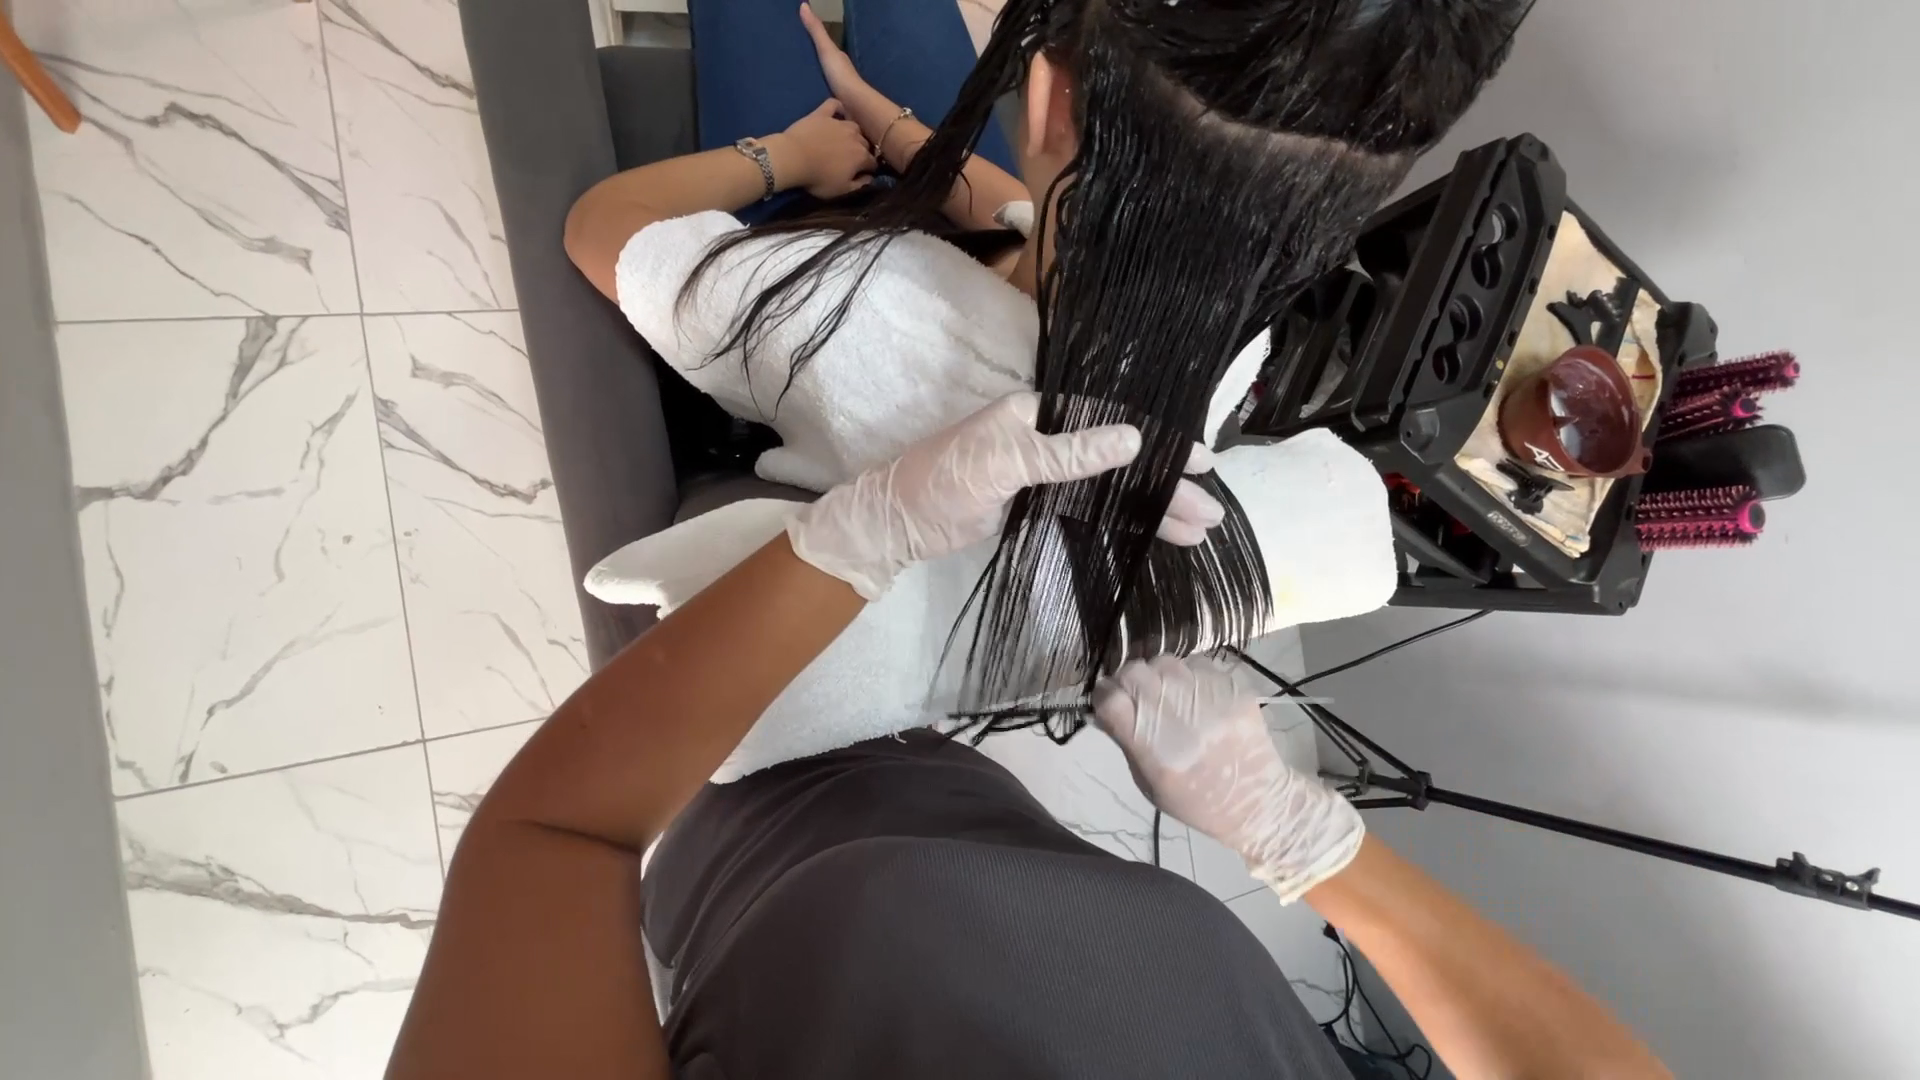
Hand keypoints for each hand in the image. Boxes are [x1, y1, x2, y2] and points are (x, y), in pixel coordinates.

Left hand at [779, 98, 875, 198]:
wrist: (794, 158)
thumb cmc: (818, 178)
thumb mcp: (842, 190)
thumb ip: (859, 185)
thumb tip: (870, 178)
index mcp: (861, 157)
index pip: (873, 162)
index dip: (870, 169)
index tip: (864, 173)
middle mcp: (855, 137)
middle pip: (865, 143)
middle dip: (863, 151)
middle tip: (852, 159)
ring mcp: (839, 122)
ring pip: (854, 125)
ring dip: (854, 133)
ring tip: (846, 140)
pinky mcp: (823, 113)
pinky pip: (835, 104)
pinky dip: (839, 108)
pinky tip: (838, 113)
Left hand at [788, 392, 1226, 598]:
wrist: (896, 523)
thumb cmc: (942, 482)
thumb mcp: (1005, 463)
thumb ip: (1069, 453)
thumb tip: (1132, 438)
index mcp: (1037, 414)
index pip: (1110, 423)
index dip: (1157, 444)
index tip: (1200, 462)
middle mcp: (1045, 437)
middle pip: (1117, 461)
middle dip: (1163, 486)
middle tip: (1211, 511)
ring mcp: (1041, 474)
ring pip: (1107, 490)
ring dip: (1148, 509)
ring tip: (1195, 530)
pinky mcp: (1034, 504)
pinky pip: (1086, 510)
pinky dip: (1116, 522)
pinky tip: (1148, 535)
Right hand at [799, 2, 867, 103]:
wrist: (855, 106)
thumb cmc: (841, 76)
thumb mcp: (827, 50)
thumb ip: (816, 31)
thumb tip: (803, 5)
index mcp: (839, 60)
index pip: (825, 51)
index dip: (814, 48)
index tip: (798, 48)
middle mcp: (842, 76)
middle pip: (825, 70)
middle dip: (814, 70)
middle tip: (794, 72)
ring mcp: (841, 94)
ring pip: (826, 87)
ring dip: (817, 88)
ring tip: (799, 91)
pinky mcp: (839, 109)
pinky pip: (826, 103)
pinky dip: (820, 102)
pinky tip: (811, 106)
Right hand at [1092, 655, 1364, 902]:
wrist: (1257, 801)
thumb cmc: (1195, 801)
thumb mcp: (1148, 783)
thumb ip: (1126, 741)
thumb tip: (1106, 707)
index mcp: (1152, 747)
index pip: (1110, 699)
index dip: (1104, 696)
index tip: (1109, 702)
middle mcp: (1178, 716)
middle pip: (1133, 672)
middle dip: (1128, 681)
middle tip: (1138, 697)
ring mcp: (1207, 697)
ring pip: (1164, 661)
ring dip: (1158, 675)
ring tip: (1168, 694)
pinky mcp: (1232, 687)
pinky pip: (1196, 664)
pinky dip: (1188, 676)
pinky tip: (1194, 696)